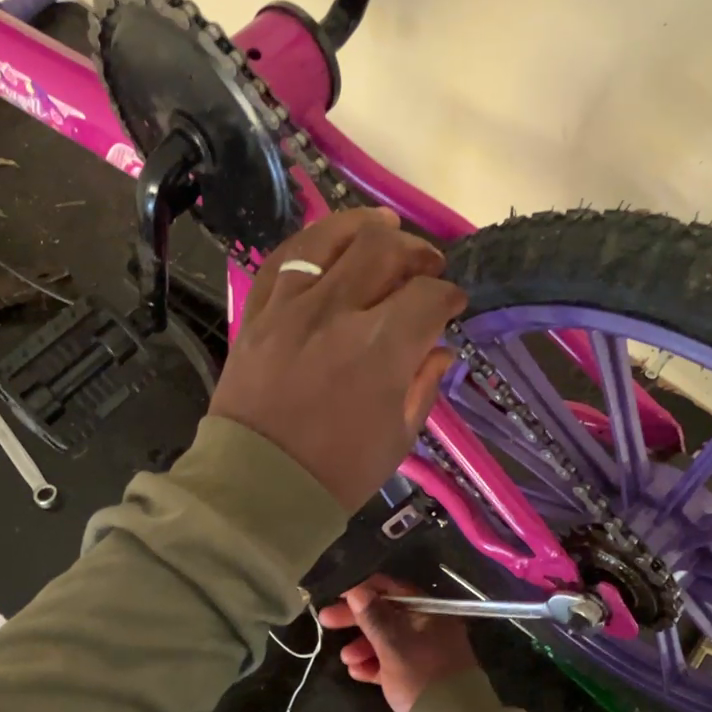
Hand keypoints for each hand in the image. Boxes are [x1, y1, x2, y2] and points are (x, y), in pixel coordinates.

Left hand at [209, 208, 468, 509]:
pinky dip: (313, 241)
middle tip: (427, 266)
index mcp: (381, 348)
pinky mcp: (258, 312)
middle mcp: (337, 312)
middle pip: (385, 251)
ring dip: (366, 227)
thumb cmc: (338, 471)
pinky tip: (331, 240)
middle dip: (417, 253)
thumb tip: (438, 348)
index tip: (453, 304)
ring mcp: (291, 306)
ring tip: (384, 227)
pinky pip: (285, 257)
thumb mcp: (398, 437)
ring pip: (332, 239)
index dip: (449, 295)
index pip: (428, 296)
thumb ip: (423, 384)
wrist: (259, 484)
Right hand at [317, 575, 477, 711]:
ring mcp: (424, 652)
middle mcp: (428, 627)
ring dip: (363, 647)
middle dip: (356, 619)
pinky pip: (392, 663)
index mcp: (428, 612)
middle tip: (325, 621)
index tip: (335, 596)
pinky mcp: (419, 676)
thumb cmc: (421, 676)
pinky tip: (357, 673)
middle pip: (386, 615)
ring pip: (387, 641)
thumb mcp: (393, 645)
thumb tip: (357, 591)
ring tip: (346, 659)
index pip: (391, 589)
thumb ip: (374, 618)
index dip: (361, 590)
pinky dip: (374, 665)